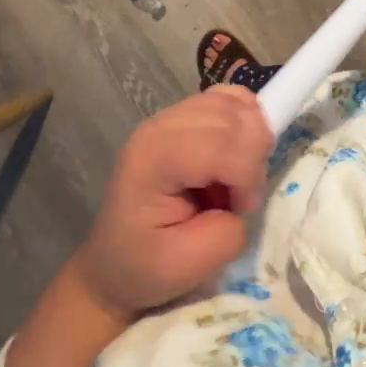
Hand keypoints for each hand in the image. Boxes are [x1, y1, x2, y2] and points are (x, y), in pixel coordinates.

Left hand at [76, 86, 272, 317]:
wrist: (113, 264)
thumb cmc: (143, 267)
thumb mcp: (185, 267)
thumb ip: (226, 233)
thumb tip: (244, 198)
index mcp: (154, 160)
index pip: (222, 145)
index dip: (248, 176)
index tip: (243, 211)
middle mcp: (160, 126)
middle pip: (234, 117)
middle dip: (252, 158)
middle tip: (239, 197)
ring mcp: (171, 115)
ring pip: (235, 102)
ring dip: (250, 139)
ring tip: (237, 176)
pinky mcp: (183, 115)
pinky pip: (229, 99)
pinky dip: (245, 122)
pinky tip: (236, 153)